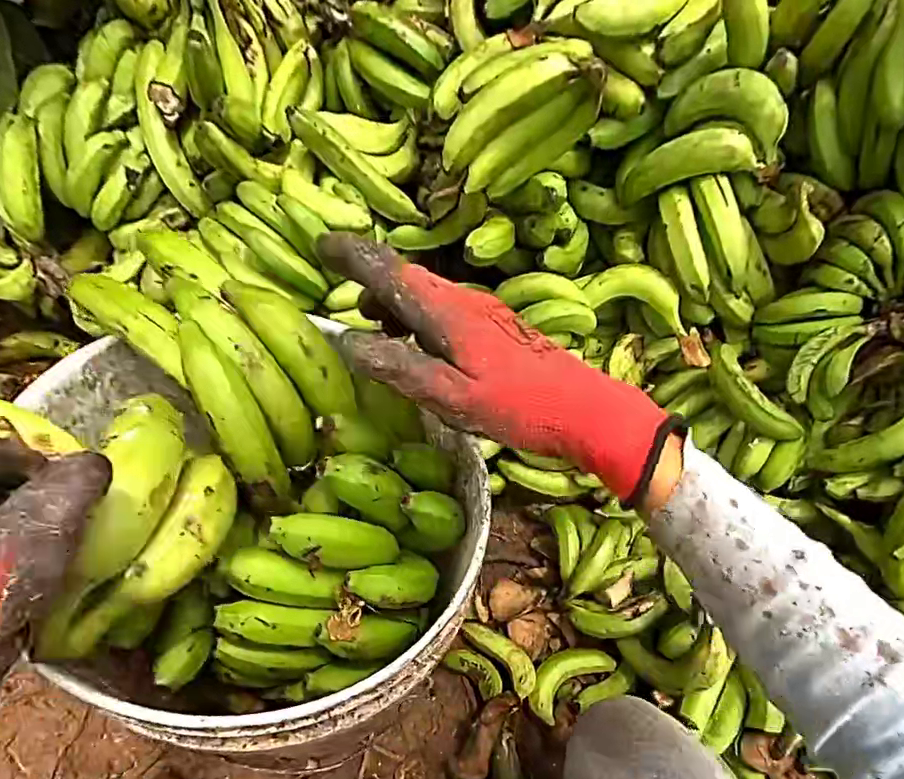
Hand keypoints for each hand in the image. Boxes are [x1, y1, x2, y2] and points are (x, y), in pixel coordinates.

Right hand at [319, 234, 675, 502]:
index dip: (352, 257)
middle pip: (406, 278)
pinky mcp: (491, 326)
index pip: (390, 272)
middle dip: (369, 281)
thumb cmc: (517, 406)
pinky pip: (441, 311)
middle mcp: (462, 300)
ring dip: (392, 303)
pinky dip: (416, 319)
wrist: (582, 407)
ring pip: (424, 295)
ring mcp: (480, 310)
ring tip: (374, 328)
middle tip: (344, 302)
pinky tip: (416, 345)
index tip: (320, 245)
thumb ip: (400, 368)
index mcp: (447, 313)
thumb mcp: (451, 396)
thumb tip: (349, 342)